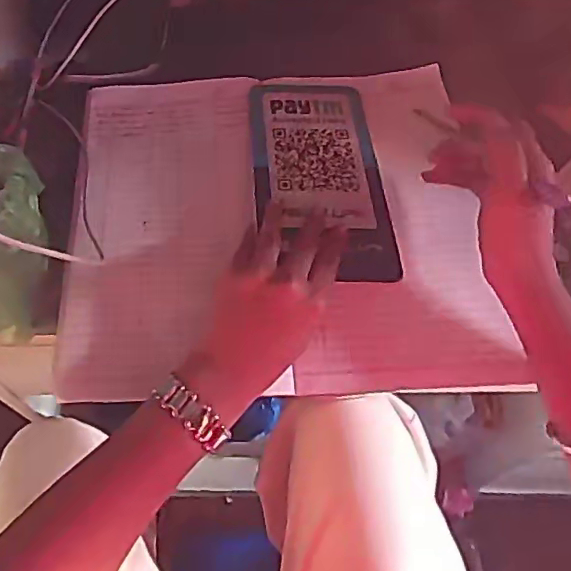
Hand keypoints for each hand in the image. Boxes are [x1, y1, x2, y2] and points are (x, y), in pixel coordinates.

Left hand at [178, 203, 345, 410]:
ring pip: (273, 238)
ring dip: (277, 218)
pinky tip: (253, 225)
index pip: (329, 266)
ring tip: (279, 204)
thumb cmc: (268, 360)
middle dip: (314, 225)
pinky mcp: (235, 274)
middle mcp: (290, 286)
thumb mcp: (302, 335)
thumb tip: (309, 282)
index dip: (335, 245)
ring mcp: (261, 277)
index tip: (340, 230)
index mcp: (312, 305)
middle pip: (306, 246)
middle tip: (318, 210)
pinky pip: (245, 246)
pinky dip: (251, 234)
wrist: (230, 366)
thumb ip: (309, 306)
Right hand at [421, 105, 558, 287]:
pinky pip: (477, 179)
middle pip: (491, 142)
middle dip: (461, 140)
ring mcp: (513, 188)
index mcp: (532, 165)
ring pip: (482, 161)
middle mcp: (526, 171)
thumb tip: (492, 125)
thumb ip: (503, 155)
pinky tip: (438, 180)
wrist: (520, 279)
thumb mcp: (507, 192)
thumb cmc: (513, 241)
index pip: (504, 127)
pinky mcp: (501, 204)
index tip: (448, 113)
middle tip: (434, 148)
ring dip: (456, 159)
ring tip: (431, 166)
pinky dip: (458, 175)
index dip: (478, 115)